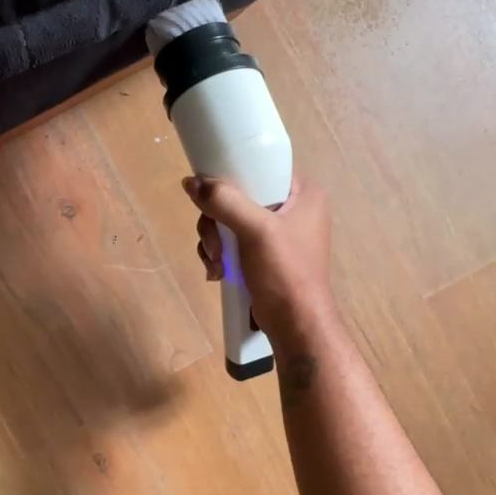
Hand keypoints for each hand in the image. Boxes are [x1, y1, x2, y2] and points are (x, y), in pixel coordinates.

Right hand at [182, 173, 334, 345]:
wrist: (296, 326)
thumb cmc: (285, 273)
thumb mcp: (255, 230)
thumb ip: (224, 201)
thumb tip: (191, 181)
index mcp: (304, 193)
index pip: (260, 168)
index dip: (231, 177)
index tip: (210, 196)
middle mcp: (293, 209)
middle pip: (239, 197)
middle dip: (217, 222)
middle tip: (214, 244)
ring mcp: (279, 234)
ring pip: (230, 221)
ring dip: (215, 242)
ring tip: (217, 265)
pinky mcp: (265, 256)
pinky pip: (233, 242)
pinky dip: (221, 255)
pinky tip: (217, 273)